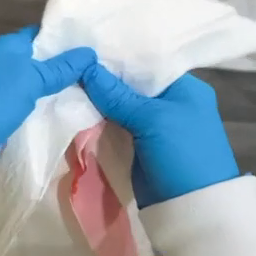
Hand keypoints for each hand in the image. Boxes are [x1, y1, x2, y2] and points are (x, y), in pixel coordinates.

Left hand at [0, 29, 95, 150]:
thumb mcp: (34, 80)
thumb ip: (61, 67)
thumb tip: (89, 52)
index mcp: (8, 44)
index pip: (41, 33)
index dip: (64, 37)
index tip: (90, 46)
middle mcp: (1, 57)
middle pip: (38, 56)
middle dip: (61, 62)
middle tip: (93, 69)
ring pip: (32, 76)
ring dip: (52, 81)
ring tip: (84, 84)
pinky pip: (24, 92)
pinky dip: (39, 95)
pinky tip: (59, 101)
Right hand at [79, 66, 237, 206]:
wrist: (190, 207)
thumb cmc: (182, 154)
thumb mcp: (151, 119)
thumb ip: (117, 95)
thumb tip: (84, 66)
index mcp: (184, 87)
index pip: (146, 62)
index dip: (117, 56)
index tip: (85, 49)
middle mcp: (170, 101)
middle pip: (130, 83)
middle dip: (102, 78)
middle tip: (69, 65)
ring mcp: (153, 124)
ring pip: (119, 104)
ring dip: (96, 99)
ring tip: (65, 82)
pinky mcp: (139, 142)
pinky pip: (114, 123)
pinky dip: (98, 118)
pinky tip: (75, 107)